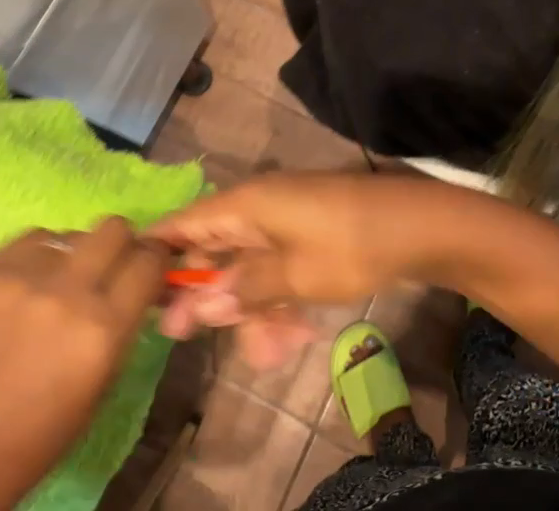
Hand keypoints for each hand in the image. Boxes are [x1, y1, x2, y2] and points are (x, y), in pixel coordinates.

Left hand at [0, 218, 166, 509]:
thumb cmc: (40, 434)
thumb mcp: (103, 382)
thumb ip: (126, 323)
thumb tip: (142, 282)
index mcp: (103, 330)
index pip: (149, 261)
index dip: (156, 261)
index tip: (150, 270)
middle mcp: (67, 293)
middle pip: (115, 228)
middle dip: (122, 246)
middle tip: (110, 270)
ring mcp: (21, 278)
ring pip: (72, 232)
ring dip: (78, 253)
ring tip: (61, 285)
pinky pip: (32, 240)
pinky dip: (41, 255)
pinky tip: (30, 285)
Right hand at [146, 173, 423, 367]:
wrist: (422, 227)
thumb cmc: (350, 246)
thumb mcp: (293, 276)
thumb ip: (243, 290)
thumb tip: (200, 306)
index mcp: (245, 206)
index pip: (182, 224)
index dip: (156, 256)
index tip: (136, 294)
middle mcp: (259, 207)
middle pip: (214, 251)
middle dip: (210, 298)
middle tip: (190, 340)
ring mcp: (287, 220)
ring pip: (249, 267)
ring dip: (252, 310)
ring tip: (270, 354)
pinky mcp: (311, 235)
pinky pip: (279, 267)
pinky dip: (280, 299)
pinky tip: (294, 336)